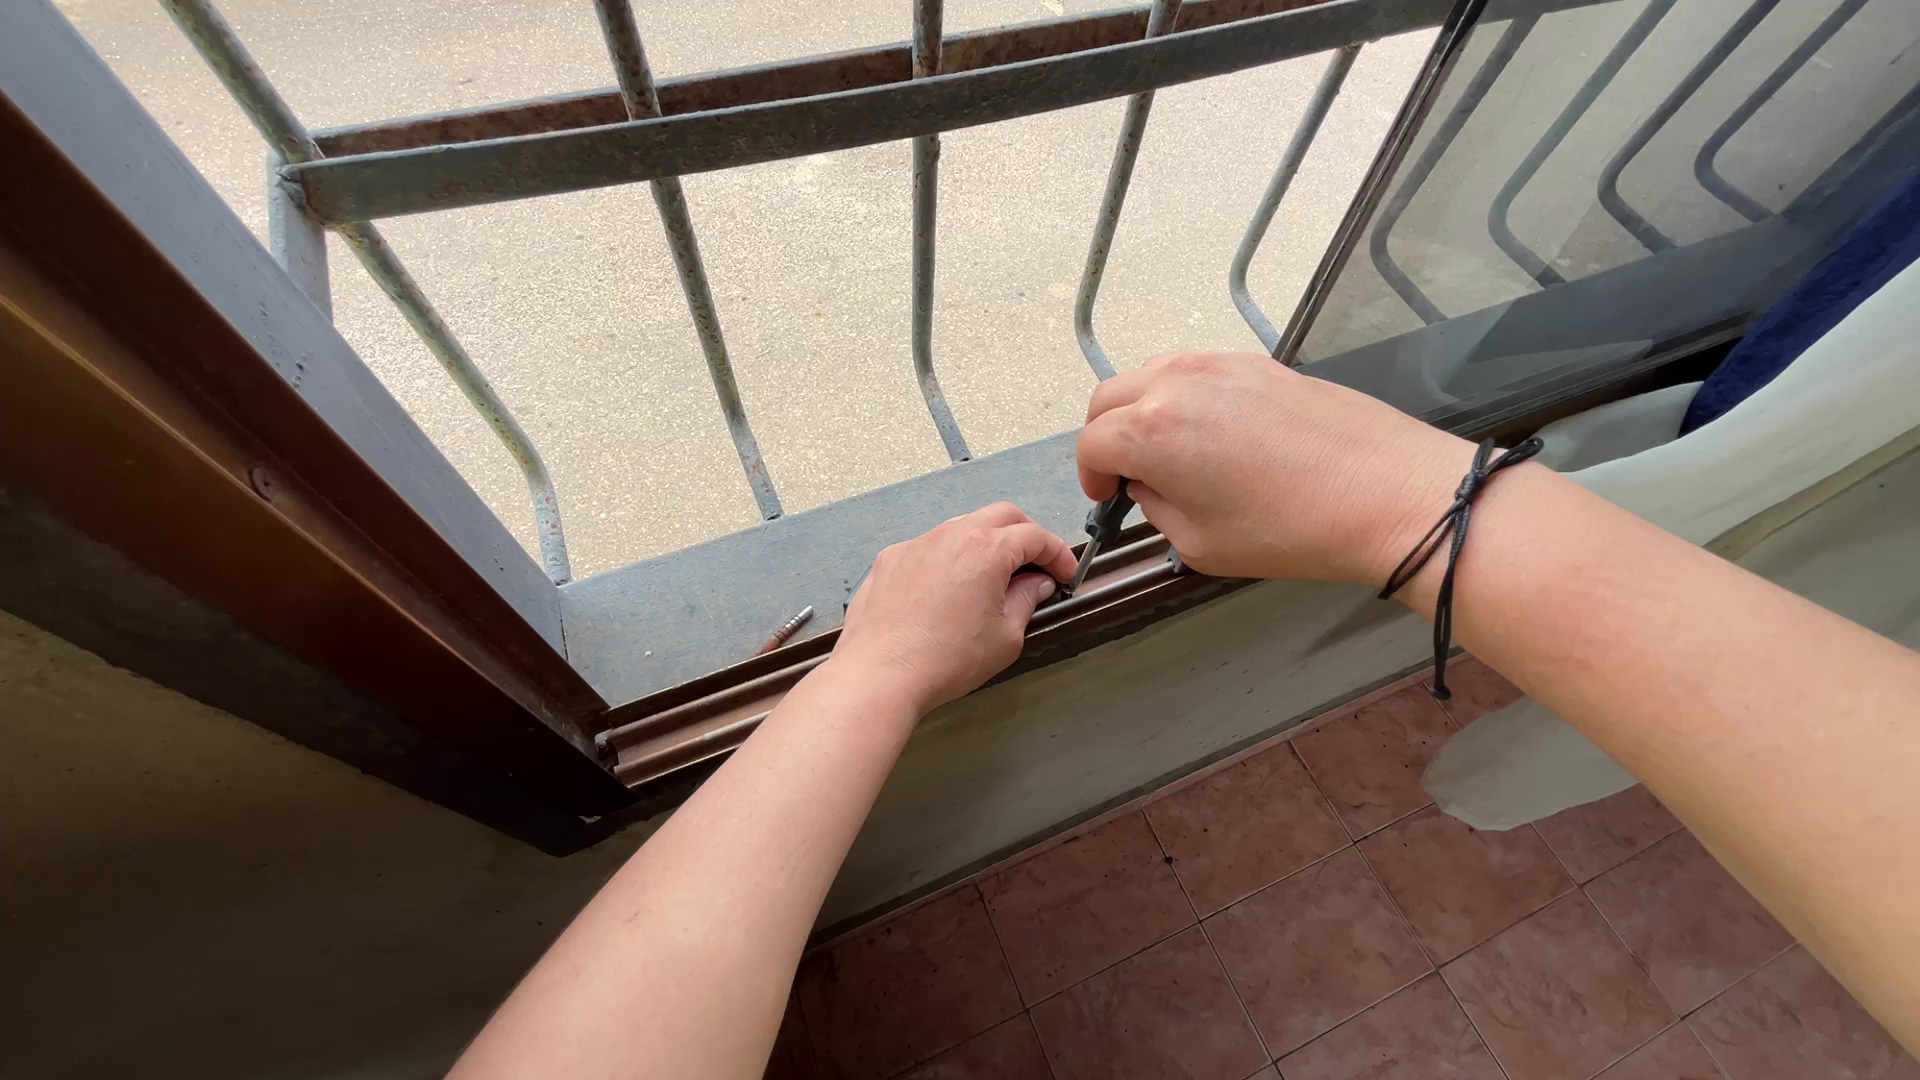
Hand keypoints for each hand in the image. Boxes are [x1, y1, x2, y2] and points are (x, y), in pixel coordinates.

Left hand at [834, 503, 1076, 714]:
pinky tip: (949, 589)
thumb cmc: (943, 659)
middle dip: (1026, 534)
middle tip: (1036, 563)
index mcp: (985, 549)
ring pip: (962, 526)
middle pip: (1001, 516)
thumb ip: (1026, 600)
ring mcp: (916, 544)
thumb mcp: (1005, 636)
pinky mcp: (890, 560)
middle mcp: (950, 535)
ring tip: (993, 576)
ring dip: (985, 542)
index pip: (1034, 536)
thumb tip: (1036, 585)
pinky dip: (949, 557)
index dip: (1057, 553)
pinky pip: (929, 546)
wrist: (880, 673)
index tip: (1064, 572)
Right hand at [1077, 352, 1479, 583]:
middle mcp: (1176, 384)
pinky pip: (1193, 368)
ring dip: (1138, 409)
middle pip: (1107, 398)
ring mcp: (1218, 364)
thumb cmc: (1291, 529)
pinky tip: (1207, 429)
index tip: (1108, 497)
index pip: (1091, 444)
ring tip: (1164, 448)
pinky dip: (1179, 394)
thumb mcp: (1197, 543)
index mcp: (1151, 431)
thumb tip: (1147, 483)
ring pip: (1147, 374)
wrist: (1388, 494)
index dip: (1091, 476)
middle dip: (1104, 436)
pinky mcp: (1256, 362)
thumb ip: (1154, 506)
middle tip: (1125, 472)